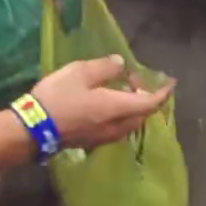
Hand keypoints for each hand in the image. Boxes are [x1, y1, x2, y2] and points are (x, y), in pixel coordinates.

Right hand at [30, 55, 175, 149]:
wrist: (34, 129)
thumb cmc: (59, 97)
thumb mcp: (81, 72)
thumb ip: (105, 67)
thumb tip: (121, 64)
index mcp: (118, 108)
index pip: (150, 103)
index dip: (162, 93)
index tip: (170, 83)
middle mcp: (117, 127)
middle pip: (141, 115)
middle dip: (144, 98)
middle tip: (135, 80)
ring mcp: (104, 137)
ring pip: (128, 123)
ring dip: (131, 107)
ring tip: (121, 90)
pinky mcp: (92, 141)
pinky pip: (115, 128)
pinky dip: (119, 115)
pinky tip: (107, 104)